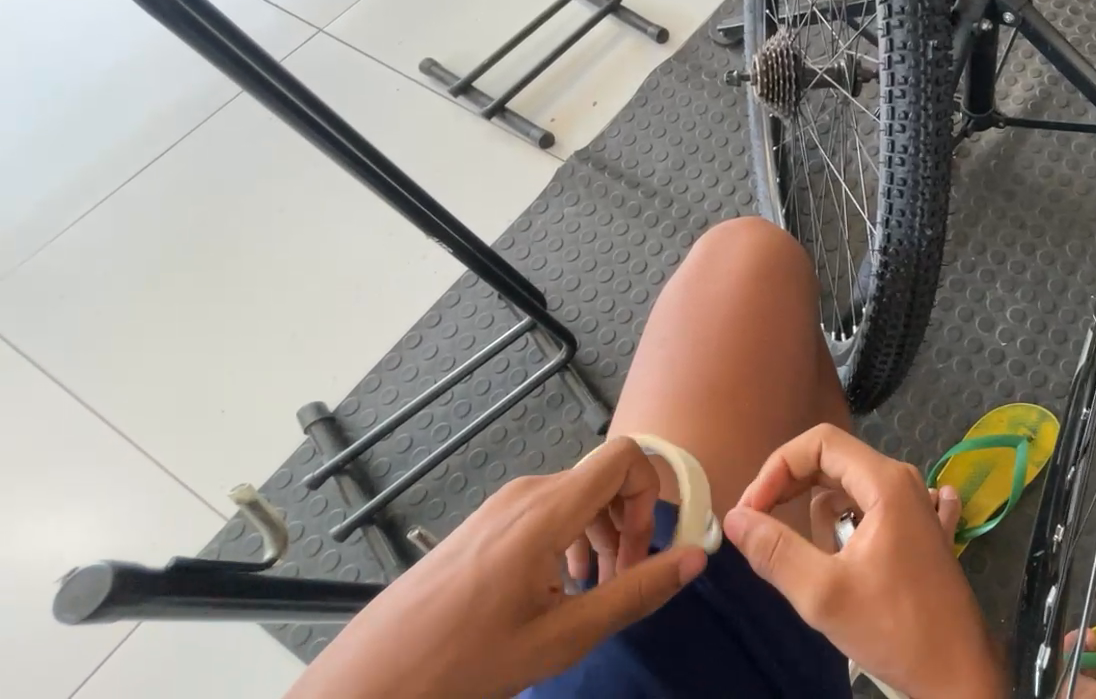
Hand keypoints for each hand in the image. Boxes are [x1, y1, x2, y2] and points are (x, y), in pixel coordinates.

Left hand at [290, 438, 706, 698]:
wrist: (361, 689)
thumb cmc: (463, 665)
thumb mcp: (561, 638)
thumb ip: (635, 593)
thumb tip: (698, 556)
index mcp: (546, 511)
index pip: (625, 456)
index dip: (651, 491)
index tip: (644, 549)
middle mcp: (526, 493)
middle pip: (605, 479)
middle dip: (628, 525)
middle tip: (622, 582)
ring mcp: (500, 507)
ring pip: (578, 497)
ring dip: (602, 535)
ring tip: (593, 592)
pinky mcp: (483, 524)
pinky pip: (547, 511)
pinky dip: (570, 540)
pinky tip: (556, 592)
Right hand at [724, 424, 1004, 698]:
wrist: (957, 671)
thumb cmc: (894, 627)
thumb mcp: (823, 594)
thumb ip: (775, 550)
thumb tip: (734, 517)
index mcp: (885, 481)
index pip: (820, 442)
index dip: (779, 467)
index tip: (752, 509)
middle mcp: (903, 481)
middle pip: (834, 461)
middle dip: (793, 489)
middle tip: (762, 529)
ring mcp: (918, 504)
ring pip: (851, 488)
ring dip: (823, 516)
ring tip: (816, 561)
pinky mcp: (923, 530)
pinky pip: (875, 509)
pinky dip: (852, 523)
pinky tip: (850, 546)